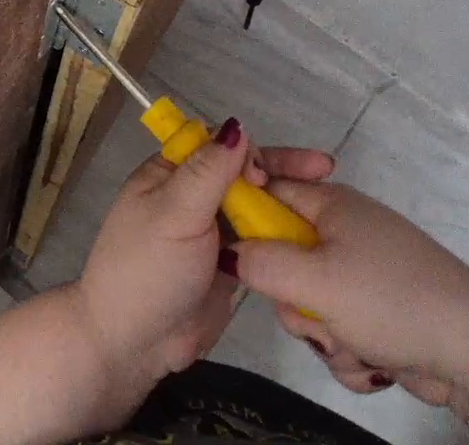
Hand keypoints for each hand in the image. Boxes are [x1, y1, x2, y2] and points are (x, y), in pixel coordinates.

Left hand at [70, 120, 334, 410]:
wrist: (136, 341)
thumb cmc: (148, 268)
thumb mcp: (174, 213)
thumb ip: (208, 172)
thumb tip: (236, 126)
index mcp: (169, 175)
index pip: (215, 146)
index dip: (246, 150)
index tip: (272, 169)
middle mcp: (192, 197)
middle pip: (242, 173)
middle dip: (280, 169)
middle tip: (324, 169)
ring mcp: (213, 231)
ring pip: (256, 205)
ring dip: (289, 200)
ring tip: (331, 199)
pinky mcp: (232, 263)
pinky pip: (263, 239)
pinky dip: (287, 234)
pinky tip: (320, 233)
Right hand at [235, 181, 468, 409]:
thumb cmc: (392, 302)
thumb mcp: (313, 280)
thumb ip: (259, 262)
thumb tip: (230, 253)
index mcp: (331, 205)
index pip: (266, 191)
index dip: (245, 217)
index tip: (237, 254)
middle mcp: (347, 231)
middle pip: (284, 256)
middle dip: (290, 297)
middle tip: (308, 314)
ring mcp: (368, 272)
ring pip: (311, 299)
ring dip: (320, 332)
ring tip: (347, 346)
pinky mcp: (385, 311)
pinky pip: (341, 325)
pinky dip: (348, 349)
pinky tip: (370, 362)